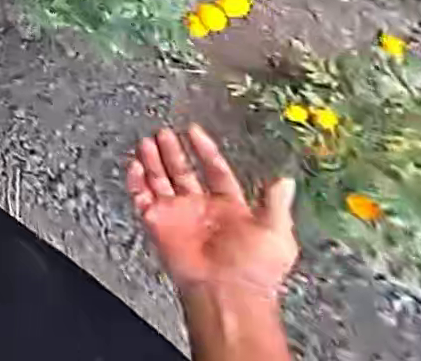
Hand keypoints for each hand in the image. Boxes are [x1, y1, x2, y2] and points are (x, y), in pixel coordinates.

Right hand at [126, 124, 297, 296]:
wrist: (225, 291)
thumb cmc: (254, 268)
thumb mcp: (275, 233)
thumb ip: (276, 203)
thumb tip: (286, 179)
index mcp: (227, 208)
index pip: (214, 170)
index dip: (204, 149)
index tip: (193, 130)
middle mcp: (199, 208)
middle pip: (181, 171)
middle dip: (172, 150)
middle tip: (164, 132)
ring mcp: (176, 213)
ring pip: (159, 178)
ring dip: (152, 159)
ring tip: (146, 141)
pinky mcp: (156, 221)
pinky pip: (140, 195)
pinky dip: (134, 179)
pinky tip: (134, 164)